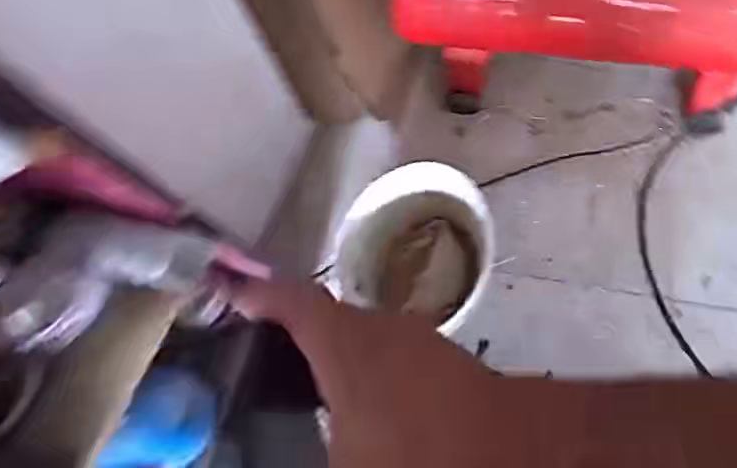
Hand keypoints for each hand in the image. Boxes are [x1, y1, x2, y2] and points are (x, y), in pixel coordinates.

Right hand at [231, 278, 526, 467]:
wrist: (510, 448)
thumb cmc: (419, 458)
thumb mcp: (346, 463)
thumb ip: (307, 441)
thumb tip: (304, 430)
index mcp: (350, 352)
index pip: (298, 304)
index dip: (261, 293)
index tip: (226, 287)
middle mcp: (381, 331)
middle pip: (325, 314)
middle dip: (286, 323)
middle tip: (247, 344)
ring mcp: (414, 340)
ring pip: (356, 330)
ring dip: (324, 344)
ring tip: (290, 373)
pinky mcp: (437, 356)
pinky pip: (382, 347)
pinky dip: (357, 360)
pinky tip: (348, 396)